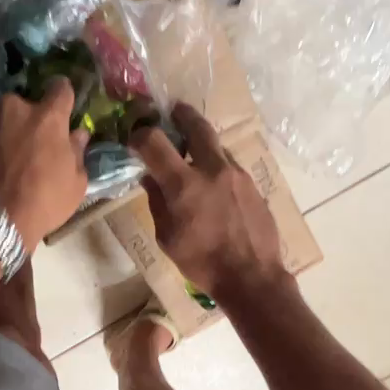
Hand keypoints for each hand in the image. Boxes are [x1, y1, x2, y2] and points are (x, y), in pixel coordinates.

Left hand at [0, 81, 88, 246]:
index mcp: (47, 117)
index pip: (60, 89)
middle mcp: (12, 107)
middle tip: (23, 149)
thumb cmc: (41, 205)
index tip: (60, 108)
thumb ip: (77, 153)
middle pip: (21, 107)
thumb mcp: (74, 186)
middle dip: (24, 122)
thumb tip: (78, 134)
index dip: (61, 98)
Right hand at [131, 104, 287, 301]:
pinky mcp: (254, 185)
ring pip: (217, 148)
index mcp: (185, 184)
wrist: (252, 277)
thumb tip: (150, 180)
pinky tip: (215, 187)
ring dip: (203, 147)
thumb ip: (157, 204)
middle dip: (181, 116)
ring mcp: (238, 175)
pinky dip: (218, 169)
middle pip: (197, 126)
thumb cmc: (202, 263)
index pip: (155, 142)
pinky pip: (231, 168)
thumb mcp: (168, 238)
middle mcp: (213, 169)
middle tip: (173, 112)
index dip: (140, 135)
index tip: (135, 139)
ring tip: (193, 157)